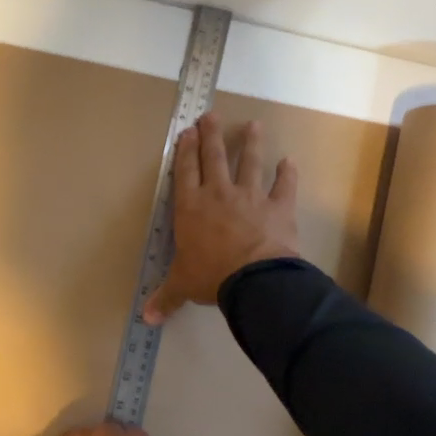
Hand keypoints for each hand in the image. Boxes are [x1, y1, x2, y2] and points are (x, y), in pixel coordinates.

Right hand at [142, 112, 299, 324]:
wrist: (254, 279)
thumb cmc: (210, 277)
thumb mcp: (183, 286)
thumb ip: (165, 298)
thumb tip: (145, 319)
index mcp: (190, 208)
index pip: (185, 172)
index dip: (185, 151)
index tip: (187, 132)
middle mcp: (218, 195)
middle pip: (214, 157)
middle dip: (211, 135)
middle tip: (211, 115)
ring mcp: (250, 197)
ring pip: (250, 163)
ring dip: (251, 143)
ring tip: (254, 126)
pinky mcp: (278, 206)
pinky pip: (284, 186)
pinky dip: (287, 173)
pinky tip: (290, 161)